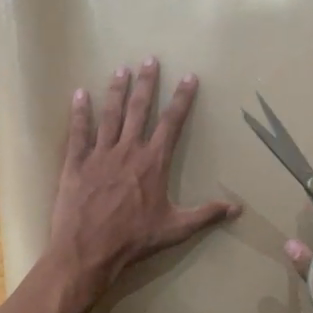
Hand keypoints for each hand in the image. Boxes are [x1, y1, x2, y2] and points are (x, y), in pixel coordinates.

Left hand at [48, 59, 238, 296]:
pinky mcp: (75, 165)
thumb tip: (238, 209)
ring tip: (121, 69)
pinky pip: (77, 133)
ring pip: (109, 115)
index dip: (182, 99)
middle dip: (147, 83)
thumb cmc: (134, 240)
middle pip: (139, 109)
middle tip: (150, 59)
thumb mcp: (176, 229)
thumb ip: (206, 215)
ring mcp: (99, 155)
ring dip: (116, 91)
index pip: (172, 122)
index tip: (190, 77)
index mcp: (153, 162)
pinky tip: (79, 94)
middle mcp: (128, 150)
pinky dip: (79, 113)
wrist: (87, 253)